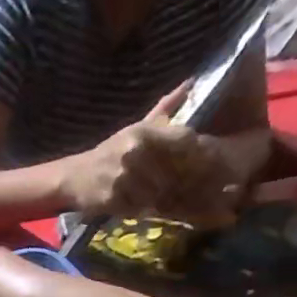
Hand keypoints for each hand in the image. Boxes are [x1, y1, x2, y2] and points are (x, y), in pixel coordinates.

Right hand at [59, 84, 242, 224]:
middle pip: (180, 169)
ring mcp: (123, 177)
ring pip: (165, 192)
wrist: (74, 177)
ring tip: (205, 207)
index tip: (222, 164)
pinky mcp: (114, 199)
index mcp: (142, 133)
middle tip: (220, 192)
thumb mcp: (135, 128)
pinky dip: (164, 212)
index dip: (205, 154)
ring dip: (185, 201)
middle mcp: (134, 152)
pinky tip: (177, 213)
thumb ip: (166, 109)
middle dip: (200, 182)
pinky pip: (146, 208)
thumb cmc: (109, 153)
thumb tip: (191, 83)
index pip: (186, 141)